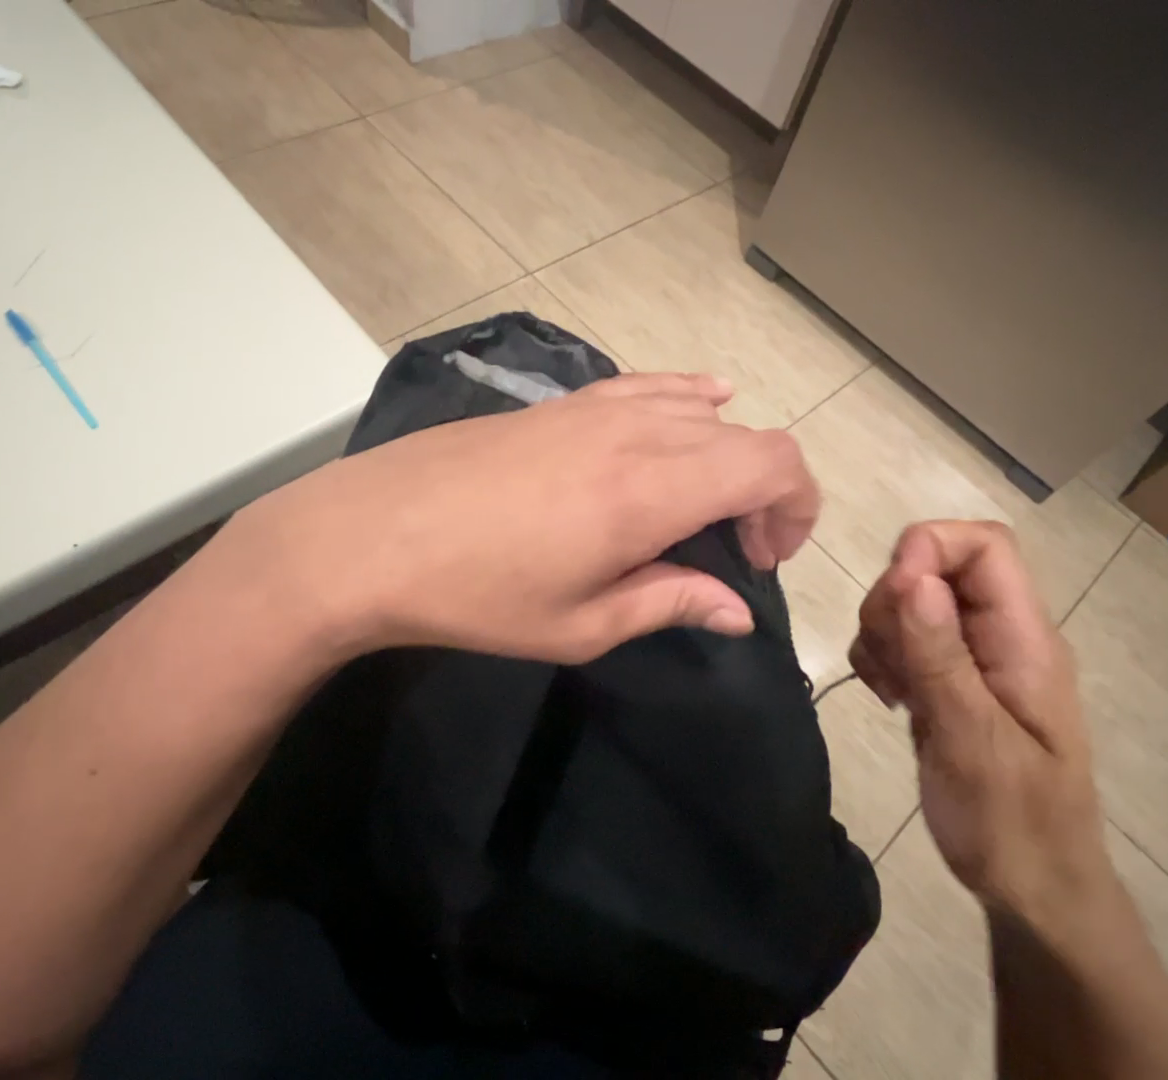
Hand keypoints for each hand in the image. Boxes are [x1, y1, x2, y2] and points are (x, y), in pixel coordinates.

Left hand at [213, 373, 818, 664]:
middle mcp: (637, 432)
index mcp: (652, 489)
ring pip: (701, 412)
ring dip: (726, 456)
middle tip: (734, 555)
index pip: (774, 463)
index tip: (765, 561)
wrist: (369, 536)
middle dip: (766, 495)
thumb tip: (737, 612)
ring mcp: (596, 407)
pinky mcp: (562, 403)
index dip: (797, 508)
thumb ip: (670, 603)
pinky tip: (698, 408)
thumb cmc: (476, 595)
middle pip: (746, 437)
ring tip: (703, 508)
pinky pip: (650, 386)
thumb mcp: (580, 623)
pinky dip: (688, 401)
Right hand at [849, 521, 1113, 921]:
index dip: (929, 550)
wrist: (1033, 891)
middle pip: (937, 568)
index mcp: (1025, 641)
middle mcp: (1001, 638)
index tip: (893, 603)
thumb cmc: (1014, 825)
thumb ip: (941, 657)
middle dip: (894, 601)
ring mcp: (975, 660)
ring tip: (893, 692)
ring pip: (911, 604)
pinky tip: (891, 701)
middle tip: (890, 665)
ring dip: (883, 635)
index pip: (985, 546)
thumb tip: (911, 575)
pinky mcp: (949, 683)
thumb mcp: (973, 743)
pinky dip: (882, 659)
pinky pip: (904, 641)